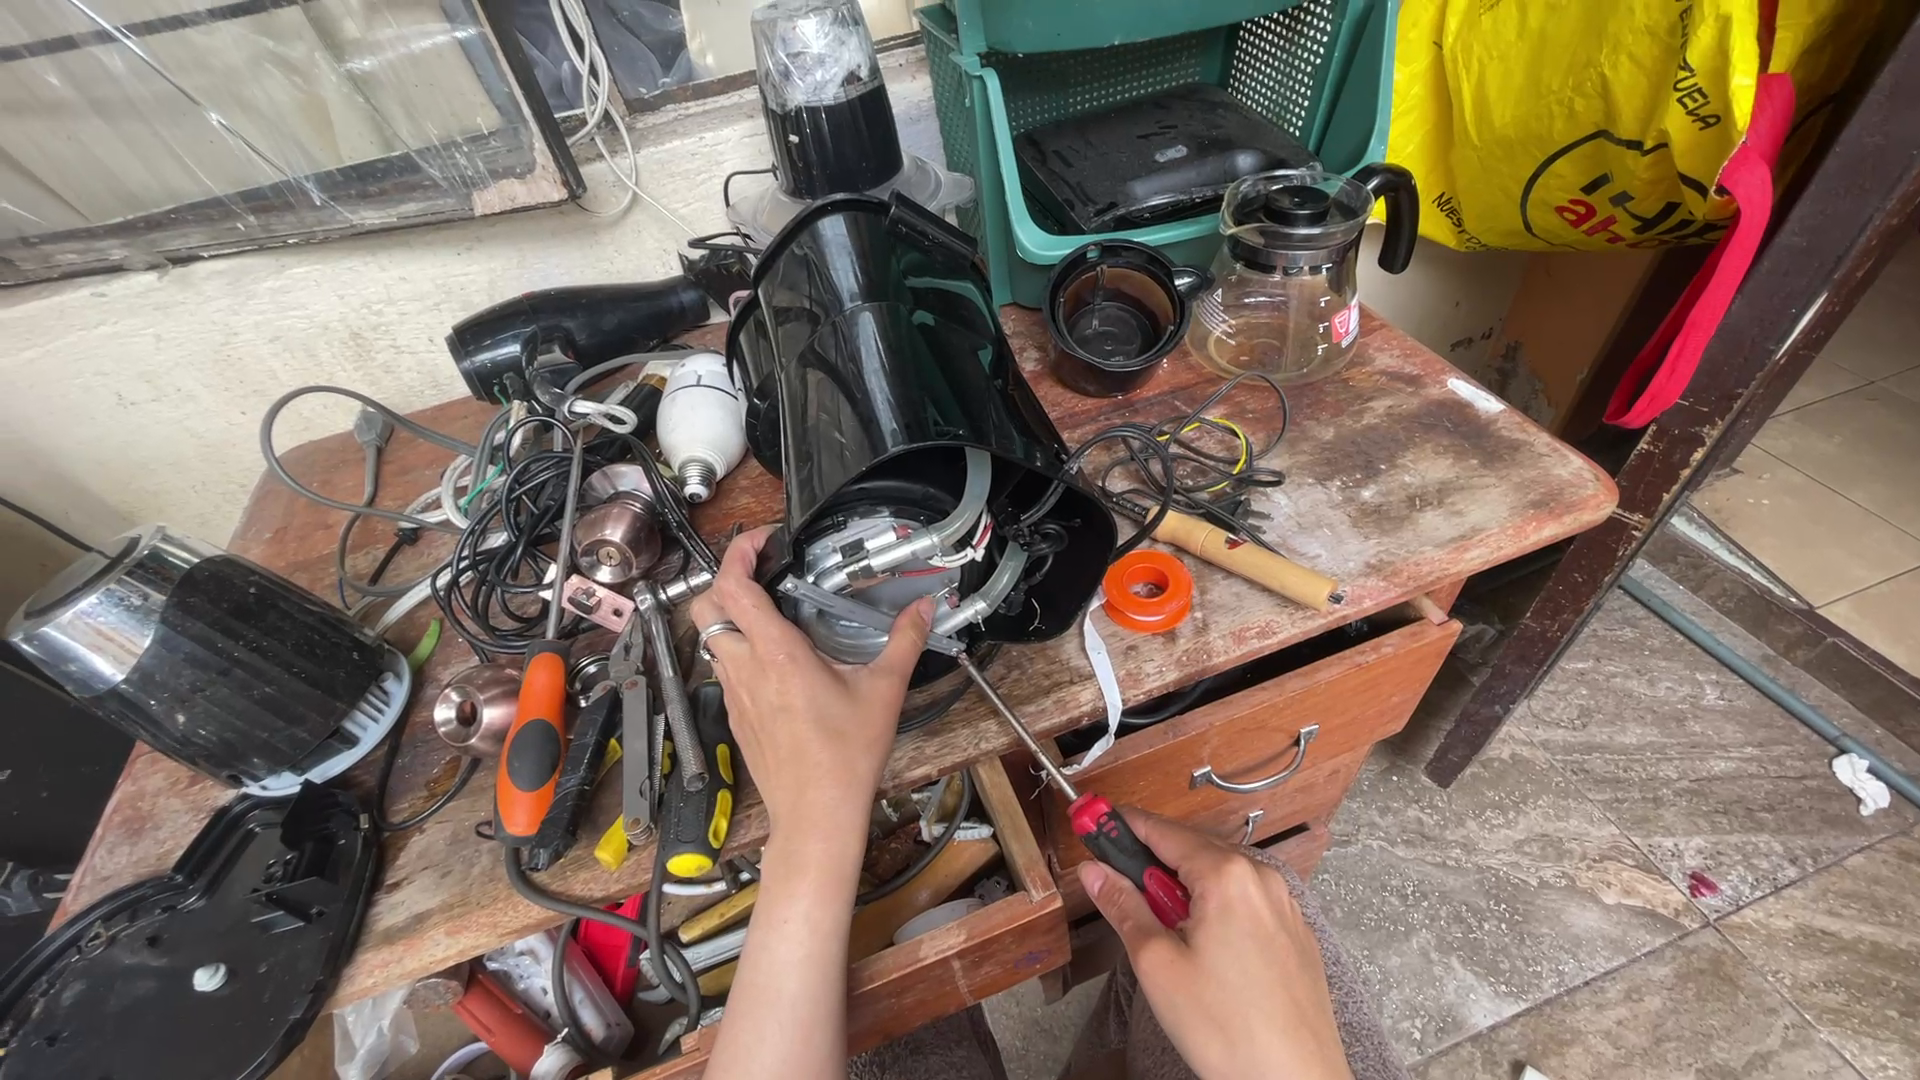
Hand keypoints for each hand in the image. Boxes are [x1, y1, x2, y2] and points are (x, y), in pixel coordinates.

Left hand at [688, 526, 932, 839]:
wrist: (815, 813)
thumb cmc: (845, 755)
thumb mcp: (884, 690)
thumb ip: (904, 641)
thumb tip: (923, 609)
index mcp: (778, 654)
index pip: (734, 587)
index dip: (739, 553)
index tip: (762, 540)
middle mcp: (746, 668)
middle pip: (706, 606)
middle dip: (725, 577)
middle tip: (760, 571)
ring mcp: (733, 693)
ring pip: (711, 637)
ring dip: (731, 613)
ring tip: (771, 610)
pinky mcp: (734, 714)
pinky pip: (723, 667)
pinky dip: (738, 648)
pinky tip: (775, 659)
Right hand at [1079, 811, 1352, 1079]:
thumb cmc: (1227, 1029)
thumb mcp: (1157, 963)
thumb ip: (1123, 905)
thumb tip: (1093, 870)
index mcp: (1226, 875)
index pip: (1161, 831)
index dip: (1122, 826)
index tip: (1094, 821)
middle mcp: (1261, 877)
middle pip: (1192, 849)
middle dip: (1152, 861)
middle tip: (1118, 883)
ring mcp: (1285, 904)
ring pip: (1220, 874)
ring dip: (1185, 886)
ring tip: (1164, 928)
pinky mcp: (1297, 932)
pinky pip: (1246, 899)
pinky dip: (1216, 905)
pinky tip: (1204, 945)